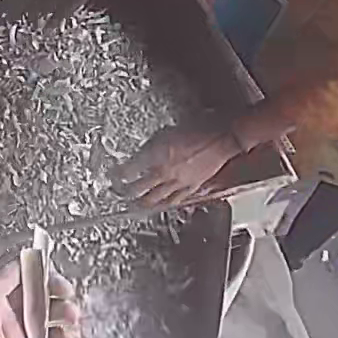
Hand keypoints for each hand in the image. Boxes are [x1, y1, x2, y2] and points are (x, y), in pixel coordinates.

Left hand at [0, 260, 77, 337]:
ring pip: (44, 315)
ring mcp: (13, 336)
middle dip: (53, 291)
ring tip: (72, 319)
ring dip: (61, 313)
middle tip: (68, 296)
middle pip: (33, 293)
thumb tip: (13, 270)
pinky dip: (60, 337)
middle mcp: (0, 313)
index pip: (13, 274)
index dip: (35, 270)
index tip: (54, 273)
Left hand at [114, 116, 249, 206]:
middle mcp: (165, 173)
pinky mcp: (193, 187)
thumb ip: (151, 147)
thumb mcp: (167, 133)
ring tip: (135, 207)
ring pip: (156, 199)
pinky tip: (162, 206)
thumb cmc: (199, 129)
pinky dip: (166, 204)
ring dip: (143, 204)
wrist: (224, 137)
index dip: (118, 175)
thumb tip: (141, 156)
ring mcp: (180, 183)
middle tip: (120, 195)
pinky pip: (177, 200)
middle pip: (139, 190)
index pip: (129, 171)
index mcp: (157, 157)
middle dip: (127, 194)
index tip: (113, 177)